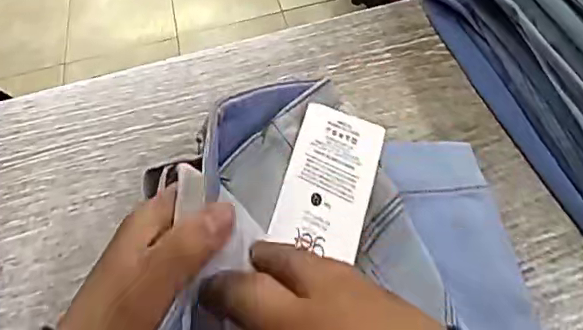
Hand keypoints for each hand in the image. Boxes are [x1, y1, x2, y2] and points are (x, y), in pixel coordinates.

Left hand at [58, 186, 234, 329]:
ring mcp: (147, 265)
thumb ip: (187, 238)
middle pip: (198, 221)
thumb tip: (226, 208)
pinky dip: (199, 284)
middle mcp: (147, 235)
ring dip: (211, 262)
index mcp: (145, 218)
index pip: (195, 187)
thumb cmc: (107, 319)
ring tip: (224, 279)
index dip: (222, 199)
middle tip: (236, 256)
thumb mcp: (152, 275)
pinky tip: (205, 298)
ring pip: (195, 250)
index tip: (244, 221)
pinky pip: (186, 276)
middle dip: (219, 235)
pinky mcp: (148, 292)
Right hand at [203, 242, 439, 329]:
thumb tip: (242, 318)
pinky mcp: (378, 287)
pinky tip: (315, 294)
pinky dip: (317, 275)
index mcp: (294, 313)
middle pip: (282, 260)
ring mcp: (355, 280)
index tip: (204, 288)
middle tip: (238, 266)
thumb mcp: (294, 329)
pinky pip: (336, 271)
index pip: (245, 291)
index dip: (220, 289)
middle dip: (257, 260)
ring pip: (312, 260)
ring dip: (289, 265)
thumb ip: (265, 321)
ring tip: (274, 277)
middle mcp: (323, 284)